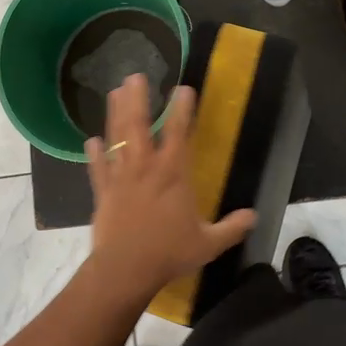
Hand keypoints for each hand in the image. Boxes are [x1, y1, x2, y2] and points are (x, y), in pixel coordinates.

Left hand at [85, 74, 256, 302]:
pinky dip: (94, 153)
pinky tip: (91, 140)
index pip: (179, 132)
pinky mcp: (102, 191)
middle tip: (135, 76)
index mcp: (173, 173)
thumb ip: (232, 227)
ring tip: (114, 92)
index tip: (183, 87)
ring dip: (115, 113)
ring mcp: (120, 177)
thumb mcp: (209, 243)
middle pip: (139, 125)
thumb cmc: (169, 252)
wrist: (125, 269)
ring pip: (117, 138)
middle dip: (138, 98)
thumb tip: (255, 216)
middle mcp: (145, 167)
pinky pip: (97, 167)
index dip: (181, 108)